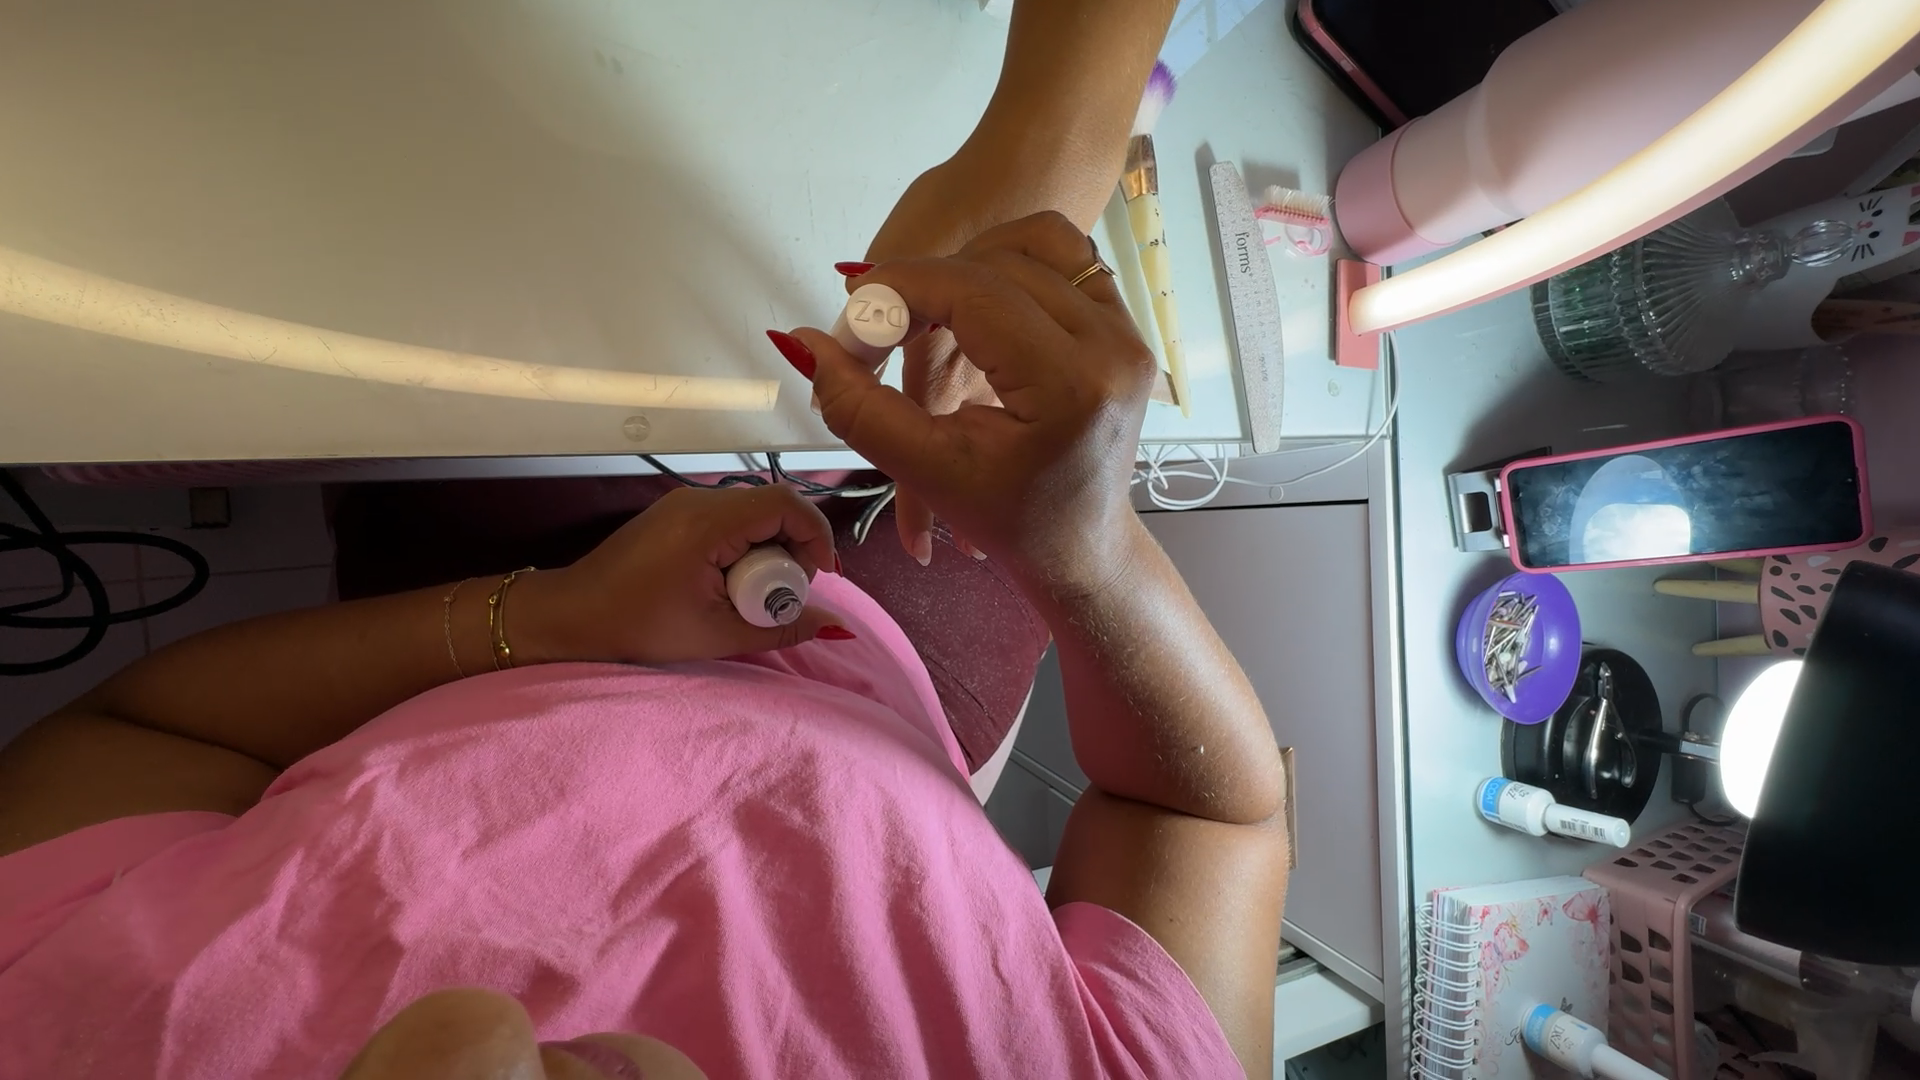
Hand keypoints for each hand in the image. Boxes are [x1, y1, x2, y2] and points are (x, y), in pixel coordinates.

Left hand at [510, 486, 844, 664]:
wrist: (569, 616)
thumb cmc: (639, 628)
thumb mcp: (717, 635)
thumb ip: (781, 629)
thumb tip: (834, 625)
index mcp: (707, 525)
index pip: (785, 504)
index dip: (815, 534)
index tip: (814, 577)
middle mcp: (699, 501)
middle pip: (775, 505)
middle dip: (794, 546)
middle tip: (785, 591)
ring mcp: (686, 502)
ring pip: (756, 510)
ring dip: (772, 546)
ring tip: (758, 589)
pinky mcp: (679, 512)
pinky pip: (733, 517)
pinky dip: (749, 544)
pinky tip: (734, 579)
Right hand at [856, 149, 1120, 561]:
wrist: (1081, 546)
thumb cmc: (1011, 522)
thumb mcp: (926, 472)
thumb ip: (858, 407)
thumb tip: (802, 342)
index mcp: (1070, 387)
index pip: (973, 291)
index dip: (900, 287)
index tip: (855, 311)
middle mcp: (1112, 347)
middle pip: (999, 261)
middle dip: (926, 283)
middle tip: (882, 326)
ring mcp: (1128, 332)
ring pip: (1034, 244)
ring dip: (969, 265)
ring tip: (929, 312)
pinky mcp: (1127, 328)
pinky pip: (1065, 259)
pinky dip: (1011, 266)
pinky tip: (979, 306)